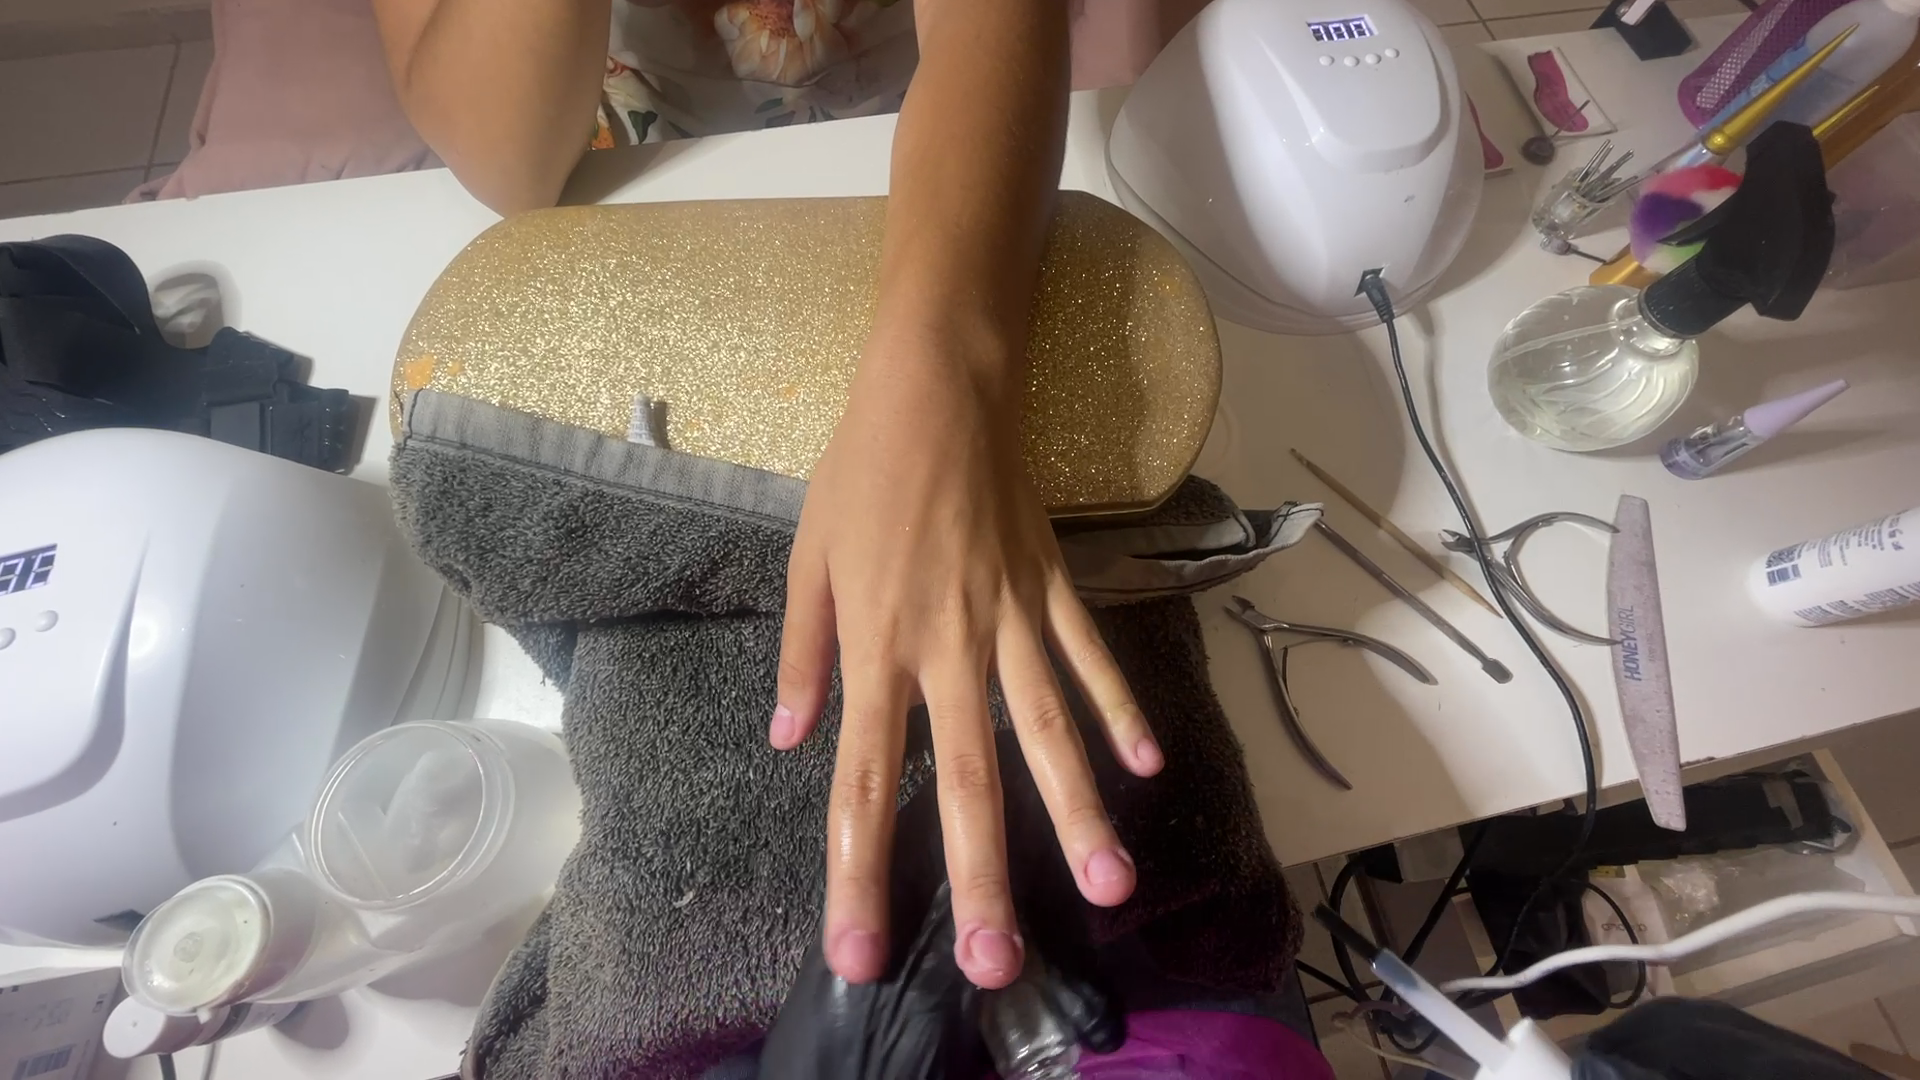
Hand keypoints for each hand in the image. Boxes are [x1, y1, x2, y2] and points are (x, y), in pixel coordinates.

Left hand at [773, 323, 1164, 990]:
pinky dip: (1119, 707)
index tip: (859, 951)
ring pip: (1048, 727)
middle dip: (980, 874)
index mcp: (876, 641)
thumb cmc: (862, 473)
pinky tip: (1146, 765)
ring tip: (1109, 886)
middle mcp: (948, 644)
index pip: (863, 774)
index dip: (858, 868)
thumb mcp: (809, 557)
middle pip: (967, 774)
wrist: (937, 394)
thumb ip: (801, 651)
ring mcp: (1011, 616)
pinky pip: (1089, 654)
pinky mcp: (1053, 585)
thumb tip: (789, 737)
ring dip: (1079, 809)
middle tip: (998, 964)